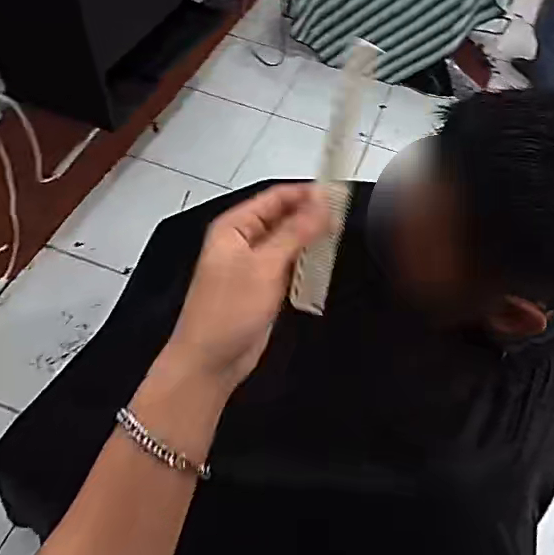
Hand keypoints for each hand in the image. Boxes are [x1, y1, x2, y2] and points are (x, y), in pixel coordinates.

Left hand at [160, 183, 331, 391]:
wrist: (211, 362)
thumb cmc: (226, 312)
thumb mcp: (265, 266)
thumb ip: (296, 233)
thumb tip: (321, 203)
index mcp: (234, 226)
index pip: (275, 197)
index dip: (305, 193)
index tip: (336, 192)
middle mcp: (243, 240)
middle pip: (283, 217)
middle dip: (310, 216)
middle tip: (342, 216)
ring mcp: (253, 264)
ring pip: (289, 242)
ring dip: (310, 241)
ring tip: (338, 238)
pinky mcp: (263, 286)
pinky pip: (289, 266)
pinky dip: (305, 265)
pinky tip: (323, 266)